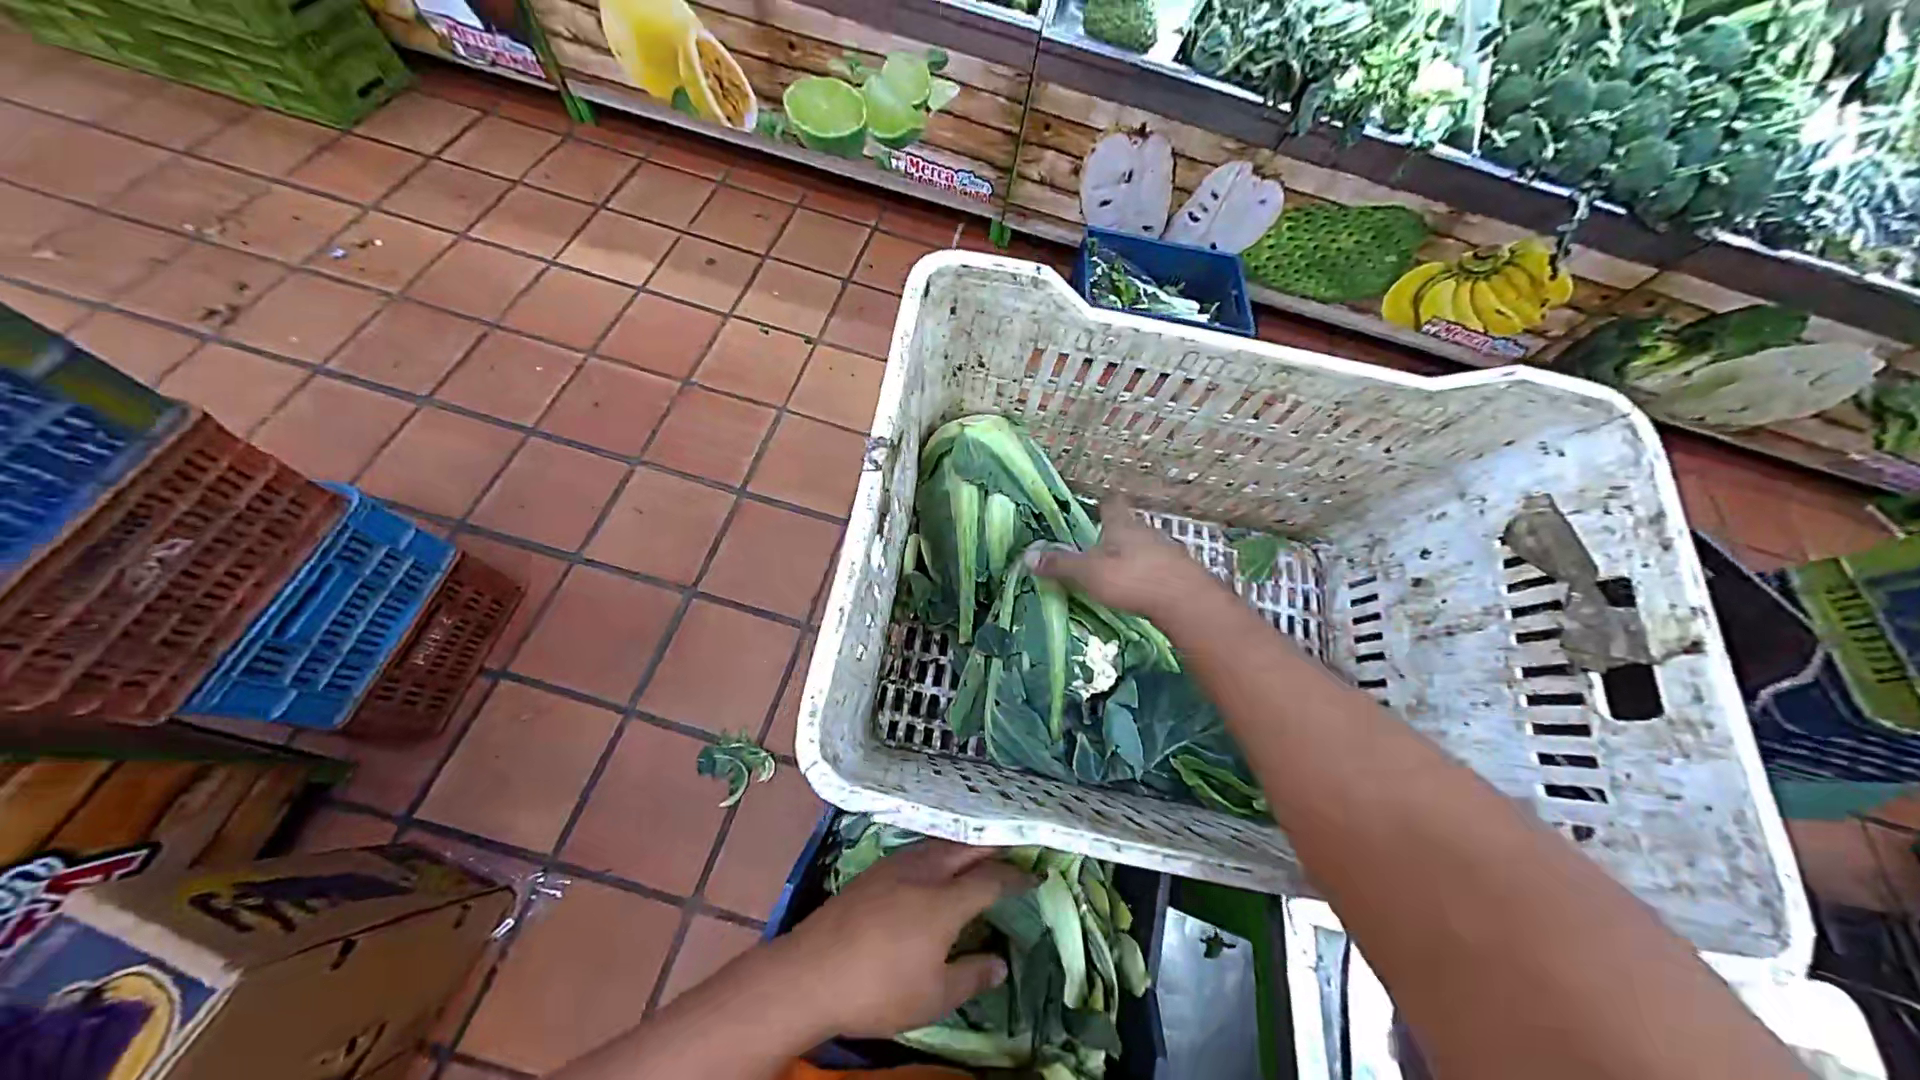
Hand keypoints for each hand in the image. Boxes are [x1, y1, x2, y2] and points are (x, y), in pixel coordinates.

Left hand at [774, 840, 1030, 1037]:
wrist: (809, 973)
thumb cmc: (877, 989)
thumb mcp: (934, 996)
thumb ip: (972, 975)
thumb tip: (1000, 961)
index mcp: (945, 900)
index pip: (991, 879)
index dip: (1017, 877)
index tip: (1036, 877)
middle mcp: (924, 872)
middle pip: (967, 848)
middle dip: (994, 849)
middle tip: (1013, 854)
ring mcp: (895, 866)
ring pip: (940, 844)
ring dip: (965, 846)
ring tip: (978, 855)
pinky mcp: (874, 870)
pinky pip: (918, 849)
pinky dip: (939, 851)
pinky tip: (935, 865)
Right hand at [1030, 497, 1217, 618]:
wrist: (1186, 601)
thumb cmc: (1132, 579)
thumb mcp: (1088, 573)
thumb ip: (1060, 565)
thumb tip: (1028, 556)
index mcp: (1122, 526)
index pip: (1112, 505)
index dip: (1103, 505)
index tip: (1096, 507)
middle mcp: (1147, 532)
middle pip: (1130, 527)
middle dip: (1117, 535)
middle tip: (1100, 547)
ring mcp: (1169, 552)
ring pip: (1147, 548)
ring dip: (1134, 556)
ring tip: (1120, 571)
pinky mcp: (1183, 573)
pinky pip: (1161, 568)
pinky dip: (1150, 575)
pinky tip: (1143, 589)